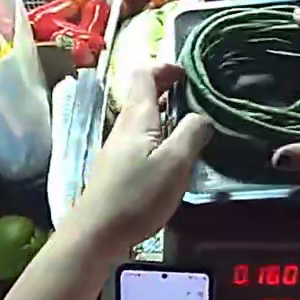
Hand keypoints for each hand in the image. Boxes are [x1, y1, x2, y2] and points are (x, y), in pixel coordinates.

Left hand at [61, 61, 210, 260]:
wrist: (96, 232)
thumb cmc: (137, 196)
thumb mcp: (174, 163)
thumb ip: (191, 134)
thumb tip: (202, 116)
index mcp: (137, 118)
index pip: (144, 74)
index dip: (165, 66)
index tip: (188, 73)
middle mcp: (123, 128)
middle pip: (142, 96)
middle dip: (168, 89)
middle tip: (195, 97)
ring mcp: (116, 149)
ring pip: (141, 120)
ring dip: (164, 115)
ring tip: (189, 126)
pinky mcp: (116, 170)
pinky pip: (139, 141)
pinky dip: (157, 137)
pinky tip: (170, 157)